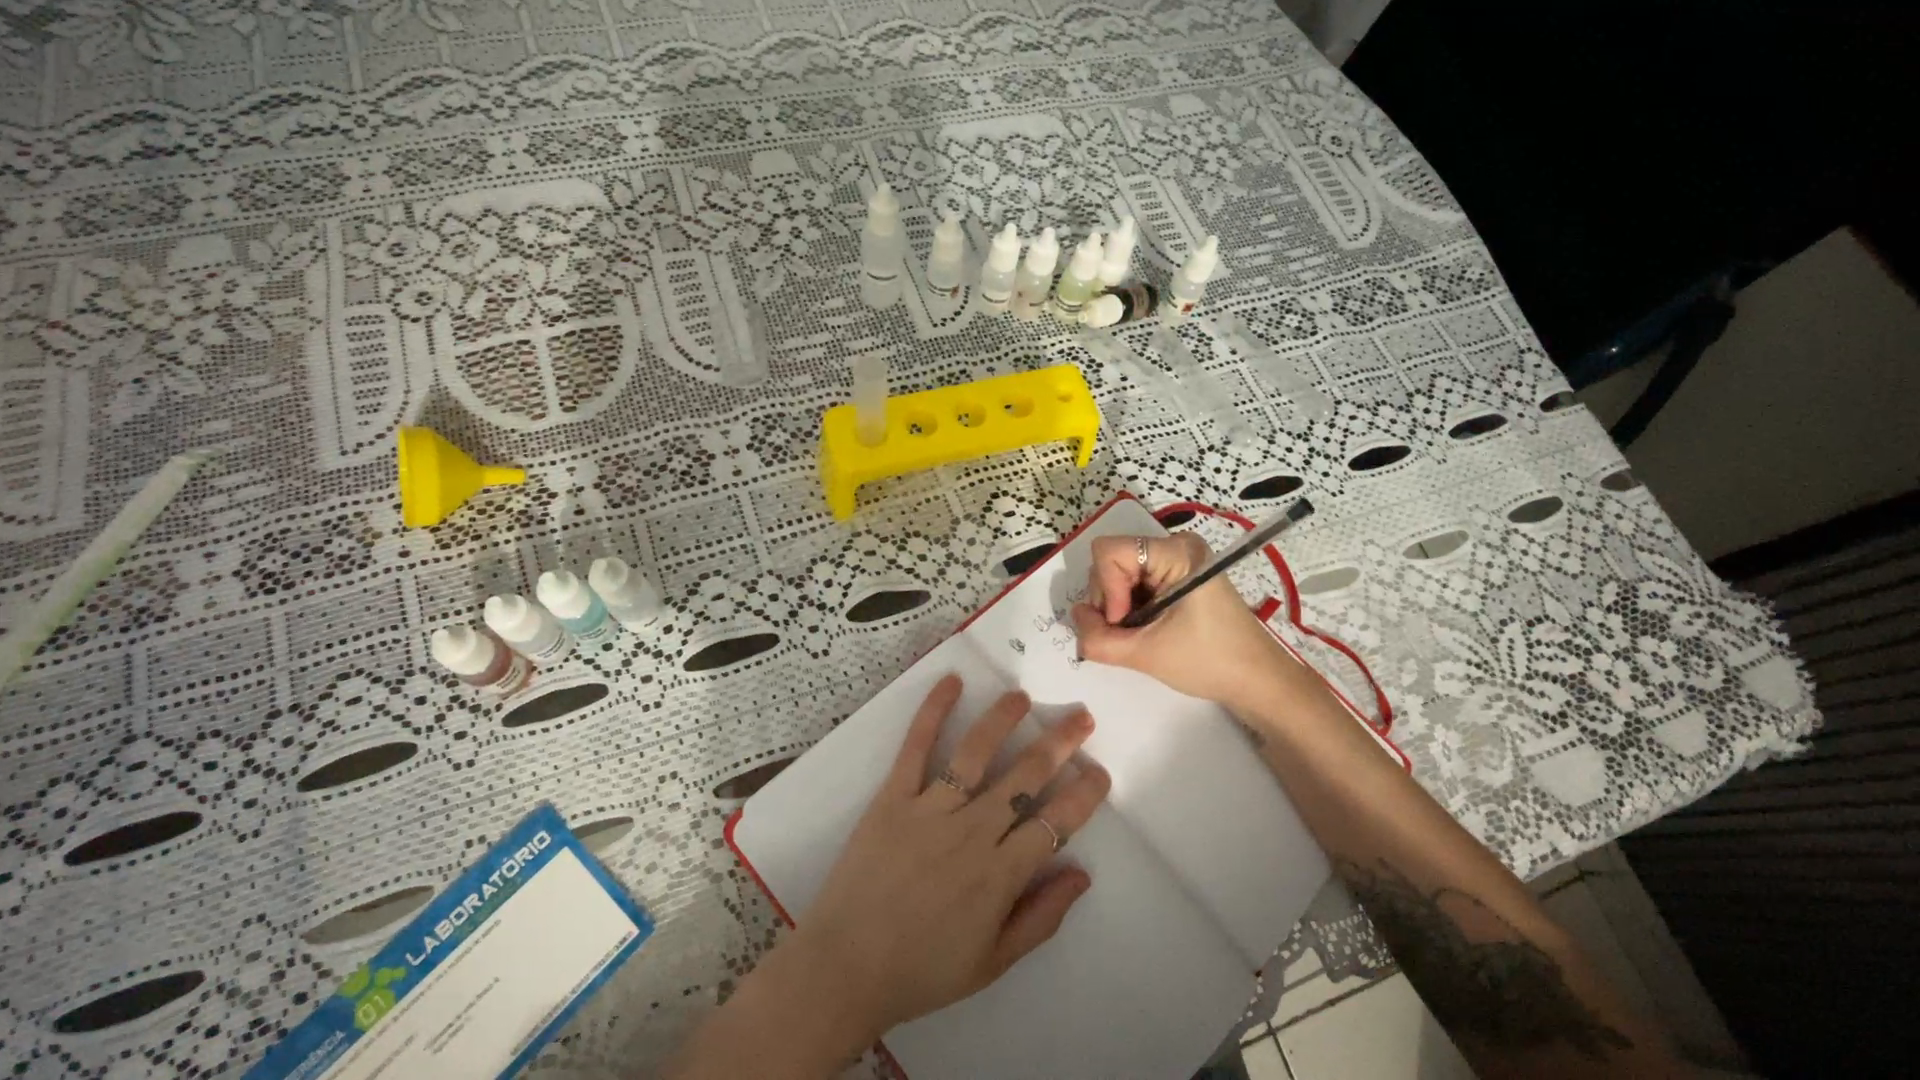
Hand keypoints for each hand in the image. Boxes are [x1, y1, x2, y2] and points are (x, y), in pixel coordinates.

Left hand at [790, 675, 1111, 1042]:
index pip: (1054, 823)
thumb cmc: (921, 970)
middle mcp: (972, 832)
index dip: (1083, 795)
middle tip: (1081, 717)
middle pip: (1024, 778)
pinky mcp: (891, 799)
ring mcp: (930, 810)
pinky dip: (933, 712)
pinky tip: (951, 683)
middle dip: (1059, 744)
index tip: (1099, 771)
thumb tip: (1081, 874)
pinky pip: (915, 749)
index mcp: (1000, 875)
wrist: (844, 967)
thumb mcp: (992, 962)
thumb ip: (1041, 918)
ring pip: (976, 753)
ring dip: (1004, 719)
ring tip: (1023, 697)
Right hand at [1071, 533, 1293, 713]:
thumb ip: (1098, 638)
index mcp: (1176, 552)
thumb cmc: (1210, 662)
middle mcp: (1176, 546)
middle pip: (1111, 561)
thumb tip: (1076, 618)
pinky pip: (1135, 583)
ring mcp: (1177, 561)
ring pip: (1119, 574)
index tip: (1124, 621)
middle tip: (1131, 634)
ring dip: (1118, 608)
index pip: (1108, 552)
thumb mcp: (1145, 654)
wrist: (1257, 681)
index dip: (1106, 589)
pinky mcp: (1177, 578)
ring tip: (1141, 635)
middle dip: (1110, 600)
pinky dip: (1131, 609)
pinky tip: (1146, 631)